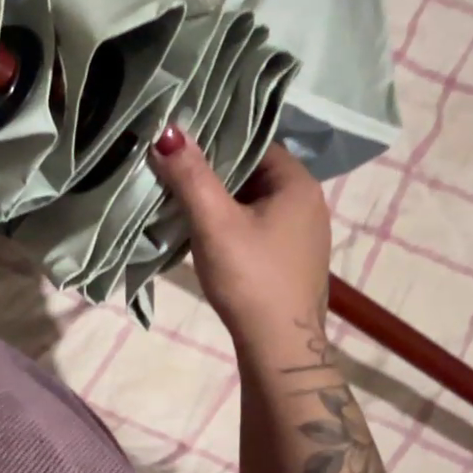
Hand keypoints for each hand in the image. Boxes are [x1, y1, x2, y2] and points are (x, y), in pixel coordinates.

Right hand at [146, 129, 331, 351]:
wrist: (277, 342)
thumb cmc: (249, 275)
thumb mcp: (214, 222)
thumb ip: (191, 175)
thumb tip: (167, 130)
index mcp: (297, 184)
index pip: (255, 142)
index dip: (216, 138)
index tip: (176, 142)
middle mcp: (306, 200)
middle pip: (251, 169)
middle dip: (210, 167)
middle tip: (167, 165)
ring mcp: (298, 229)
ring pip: (249, 196)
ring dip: (215, 194)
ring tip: (174, 192)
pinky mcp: (285, 252)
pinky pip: (252, 219)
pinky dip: (225, 216)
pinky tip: (198, 225)